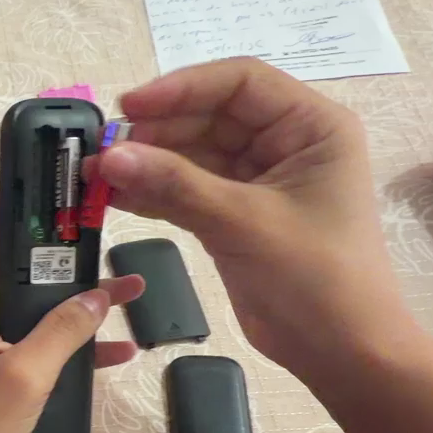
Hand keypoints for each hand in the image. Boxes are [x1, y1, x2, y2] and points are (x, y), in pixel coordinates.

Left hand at [0, 191, 142, 432]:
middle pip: (2, 259)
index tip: (34, 186)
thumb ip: (64, 331)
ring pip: (26, 301)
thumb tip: (99, 296)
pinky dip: (66, 337)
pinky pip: (32, 338)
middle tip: (91, 231)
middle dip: (47, 244)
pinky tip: (113, 346)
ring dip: (69, 294)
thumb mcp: (26, 376)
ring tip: (121, 286)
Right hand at [94, 57, 415, 378]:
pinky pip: (184, 193)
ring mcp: (254, 183)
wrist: (337, 347)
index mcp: (309, 127)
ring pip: (191, 158)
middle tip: (100, 151)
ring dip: (145, 165)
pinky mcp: (231, 217)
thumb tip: (109, 157)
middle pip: (208, 120)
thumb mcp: (243, 221)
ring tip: (95, 176)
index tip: (128, 107)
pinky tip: (113, 199)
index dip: (181, 89)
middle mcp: (283, 146)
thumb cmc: (314, 275)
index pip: (239, 84)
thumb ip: (175, 185)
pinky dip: (151, 195)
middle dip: (154, 133)